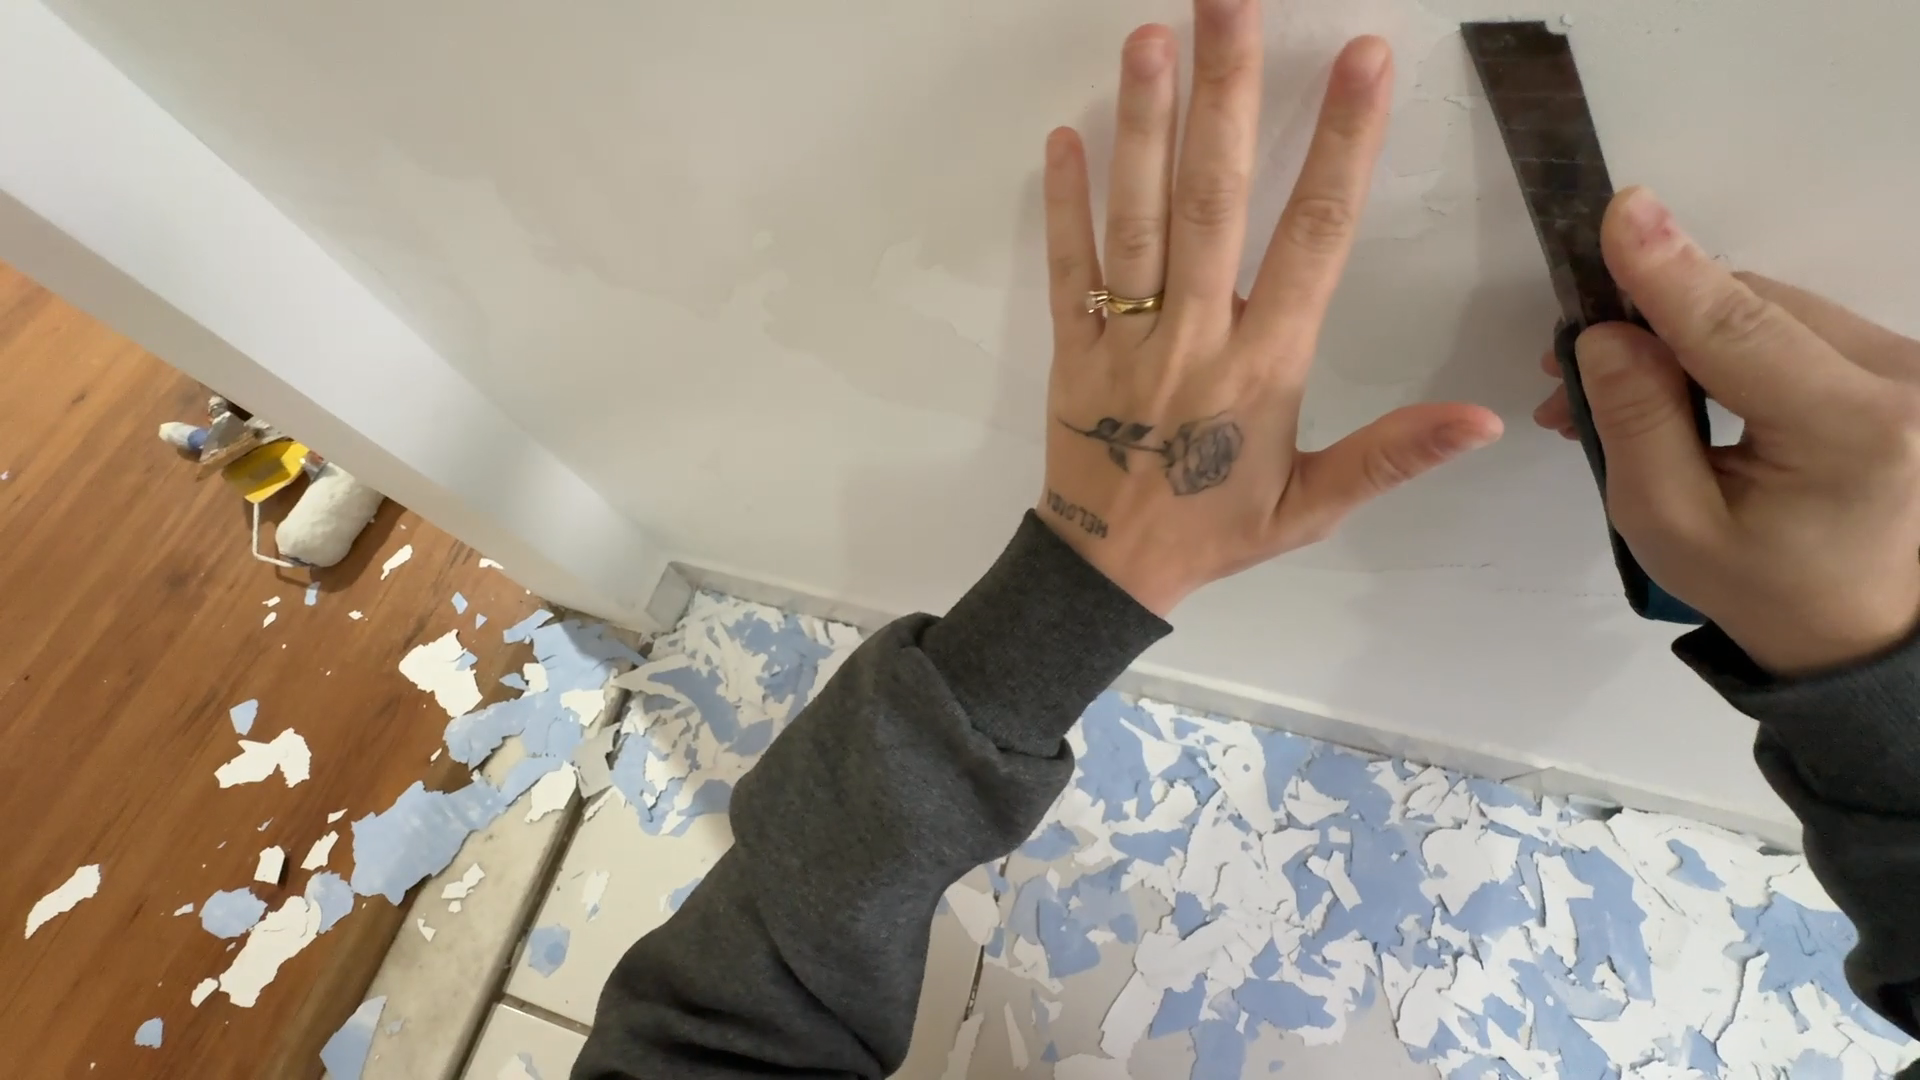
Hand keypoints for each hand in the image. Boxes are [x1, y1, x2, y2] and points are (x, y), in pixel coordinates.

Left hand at [1038, 1, 1501, 616]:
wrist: (1108, 565)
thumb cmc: (1210, 533)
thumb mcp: (1310, 507)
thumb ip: (1390, 456)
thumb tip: (1488, 418)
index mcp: (1263, 367)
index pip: (1314, 239)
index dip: (1343, 146)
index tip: (1365, 57)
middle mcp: (1193, 336)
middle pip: (1214, 200)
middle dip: (1228, 95)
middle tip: (1229, 0)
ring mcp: (1123, 339)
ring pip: (1137, 222)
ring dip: (1142, 128)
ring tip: (1149, 40)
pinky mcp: (1069, 352)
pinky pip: (1066, 272)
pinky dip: (1063, 208)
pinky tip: (1062, 142)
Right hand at [1532, 187, 1919, 674]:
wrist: (1863, 622)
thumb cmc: (1754, 583)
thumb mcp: (1663, 518)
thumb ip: (1634, 424)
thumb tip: (1606, 339)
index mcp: (1852, 428)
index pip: (1736, 329)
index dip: (1669, 270)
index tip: (1623, 210)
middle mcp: (1907, 378)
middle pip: (1750, 309)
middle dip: (1646, 324)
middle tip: (1558, 373)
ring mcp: (1915, 366)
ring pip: (1768, 312)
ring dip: (1675, 336)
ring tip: (1600, 393)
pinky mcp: (1903, 367)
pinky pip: (1789, 330)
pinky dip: (1714, 344)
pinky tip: (1668, 383)